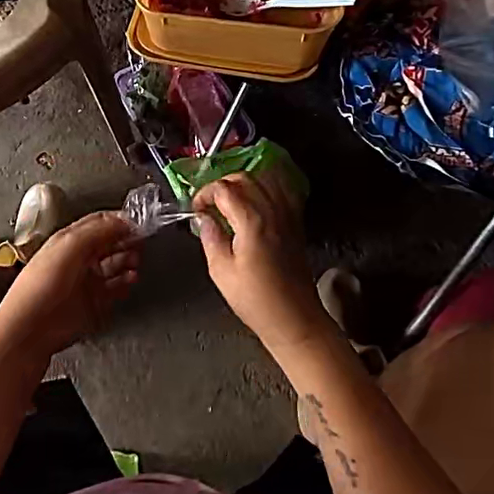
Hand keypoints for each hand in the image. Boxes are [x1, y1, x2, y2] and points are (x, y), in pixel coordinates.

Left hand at [0, 212, 138, 357]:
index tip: (136, 224)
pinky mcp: (93, 304)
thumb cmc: (39, 288)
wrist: (30, 330)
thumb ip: (98, 230)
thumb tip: (123, 221)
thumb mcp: (69, 246)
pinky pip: (117, 289)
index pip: (99, 223)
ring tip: (136, 260)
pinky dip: (127, 282)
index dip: (119, 221)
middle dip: (127, 239)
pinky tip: (131, 279)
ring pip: (116, 264)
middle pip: (110, 243)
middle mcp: (78, 260)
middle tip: (140, 240)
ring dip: (129, 259)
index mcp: (69, 241)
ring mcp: (86, 282)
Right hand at [192, 172, 331, 351]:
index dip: (205, 193)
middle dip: (223, 184)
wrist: (294, 315)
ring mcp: (288, 213)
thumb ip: (210, 238)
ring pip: (265, 178)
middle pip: (245, 177)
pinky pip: (282, 190)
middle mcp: (273, 210)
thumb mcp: (221, 272)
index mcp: (252, 220)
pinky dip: (267, 187)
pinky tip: (256, 201)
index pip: (224, 189)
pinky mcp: (296, 221)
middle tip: (209, 203)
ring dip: (244, 183)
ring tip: (230, 201)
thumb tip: (203, 218)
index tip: (196, 208)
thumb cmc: (255, 299)